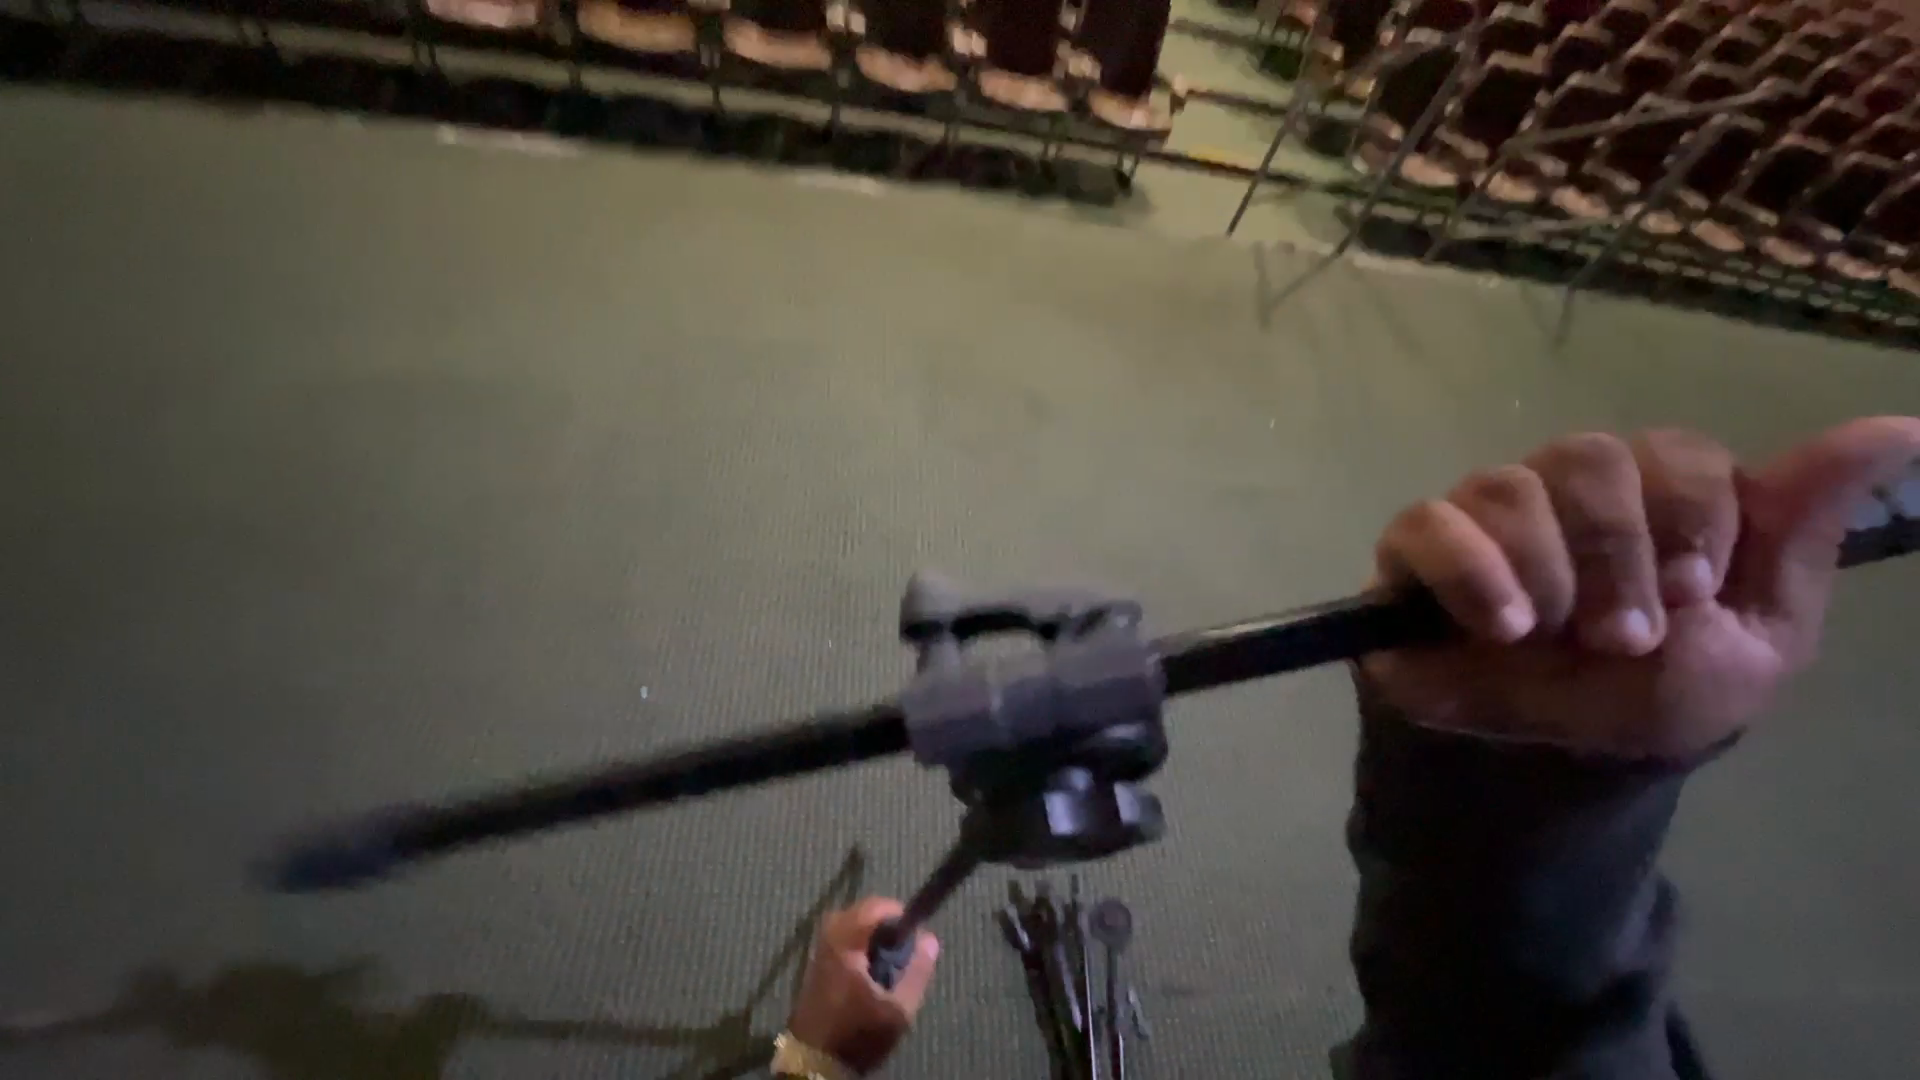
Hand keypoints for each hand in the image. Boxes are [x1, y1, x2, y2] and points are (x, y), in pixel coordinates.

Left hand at [786, 898, 939, 1074]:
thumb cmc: (856, 1034)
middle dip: (886, 927)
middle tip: (902, 952)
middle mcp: (829, 935)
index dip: (900, 915)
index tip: (914, 936)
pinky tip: (867, 973)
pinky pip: (842, 938)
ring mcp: (818, 948)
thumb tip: (930, 938)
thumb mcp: (897, 1010)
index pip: (877, 905)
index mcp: (846, 939)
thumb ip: (917, 971)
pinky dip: (858, 947)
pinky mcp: (814, 963)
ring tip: (887, 964)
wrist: (812, 1065)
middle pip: (864, 912)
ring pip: (852, 925)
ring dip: (872, 938)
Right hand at [1363, 417, 1919, 758]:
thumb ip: (1796, 537)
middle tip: (1619, 636)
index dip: (1688, 514)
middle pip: (1584, 456)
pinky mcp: (1411, 547)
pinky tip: (1496, 625)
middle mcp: (1556, 490)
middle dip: (1614, 553)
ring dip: (1545, 573)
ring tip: (1543, 639)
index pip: (1671, 450)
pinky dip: (1468, 570)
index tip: (1690, 595)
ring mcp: (1477, 515)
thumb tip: (1894, 429)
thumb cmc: (1645, 694)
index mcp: (1643, 500)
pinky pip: (1428, 524)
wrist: (1544, 753)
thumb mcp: (1752, 634)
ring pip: (1507, 488)